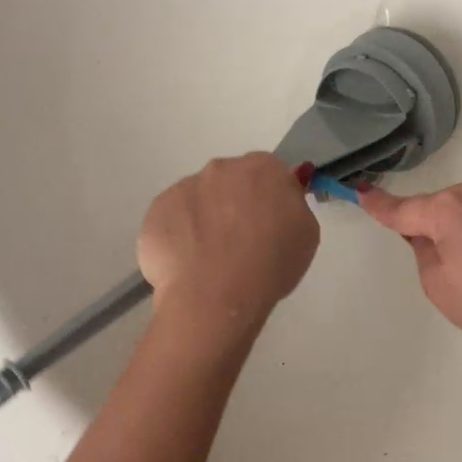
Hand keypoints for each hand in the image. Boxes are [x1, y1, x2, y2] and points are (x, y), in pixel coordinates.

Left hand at [138, 153, 319, 320]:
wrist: (215, 293)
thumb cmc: (271, 264)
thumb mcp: (306, 234)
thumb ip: (293, 207)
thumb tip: (279, 202)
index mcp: (263, 168)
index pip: (269, 174)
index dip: (269, 201)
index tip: (269, 227)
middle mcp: (221, 168)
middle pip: (230, 182)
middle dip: (233, 205)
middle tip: (239, 245)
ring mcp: (183, 187)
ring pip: (197, 200)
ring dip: (203, 221)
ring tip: (210, 261)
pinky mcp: (156, 211)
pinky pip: (171, 221)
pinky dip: (178, 238)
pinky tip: (188, 266)